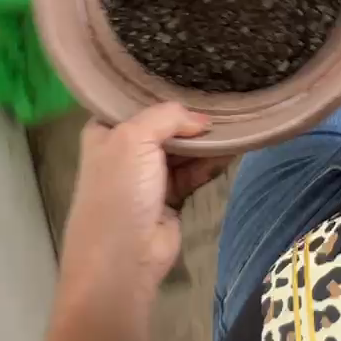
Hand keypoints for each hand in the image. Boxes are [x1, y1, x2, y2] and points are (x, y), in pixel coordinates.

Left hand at [57, 104, 230, 312]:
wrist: (122, 262)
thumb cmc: (119, 192)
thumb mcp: (135, 138)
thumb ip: (169, 116)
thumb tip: (202, 121)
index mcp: (106, 132)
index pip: (134, 101)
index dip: (162, 91)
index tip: (194, 78)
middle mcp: (125, 150)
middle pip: (163, 124)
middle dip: (190, 117)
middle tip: (223, 100)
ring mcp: (147, 175)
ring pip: (182, 147)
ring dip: (205, 140)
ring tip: (235, 123)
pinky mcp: (169, 197)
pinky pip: (194, 170)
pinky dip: (211, 161)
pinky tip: (232, 149)